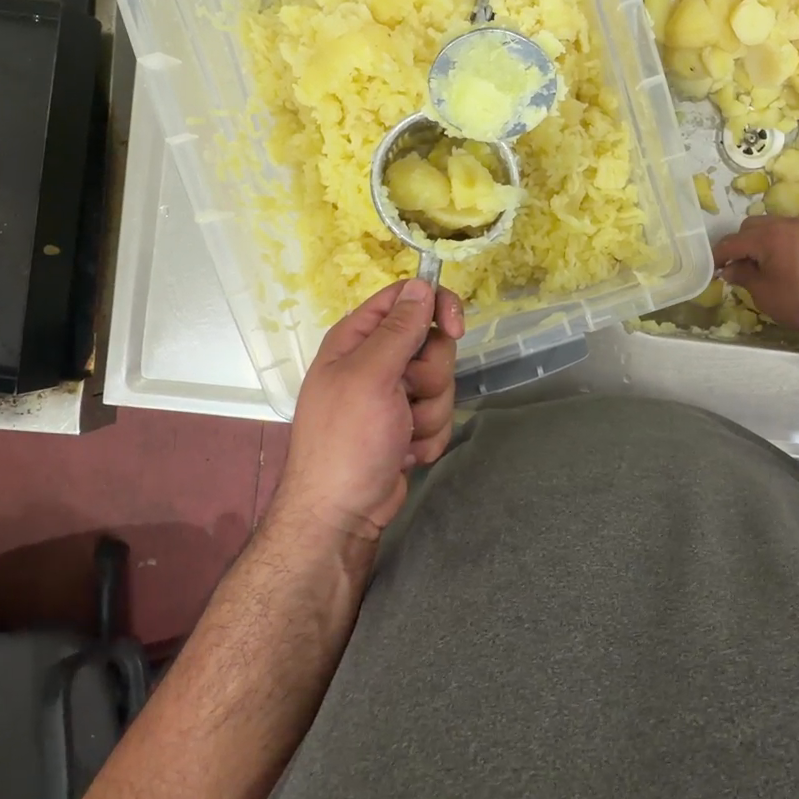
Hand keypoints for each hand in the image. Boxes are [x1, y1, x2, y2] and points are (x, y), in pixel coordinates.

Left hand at [278, 279, 464, 541]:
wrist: (342, 514)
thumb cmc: (347, 440)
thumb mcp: (371, 376)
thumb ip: (399, 329)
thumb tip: (422, 284)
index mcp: (357, 338)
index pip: (407, 298)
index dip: (436, 307)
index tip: (456, 328)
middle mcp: (375, 362)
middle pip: (434, 344)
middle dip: (431, 376)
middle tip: (405, 397)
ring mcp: (393, 396)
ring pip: (442, 384)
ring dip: (429, 413)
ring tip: (400, 434)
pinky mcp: (408, 426)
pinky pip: (440, 416)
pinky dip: (427, 438)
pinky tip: (404, 454)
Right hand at [713, 216, 798, 338]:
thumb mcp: (765, 294)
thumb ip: (744, 276)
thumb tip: (730, 268)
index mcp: (768, 236)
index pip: (733, 241)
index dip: (719, 255)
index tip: (713, 268)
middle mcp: (787, 224)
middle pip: (753, 226)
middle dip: (740, 244)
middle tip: (739, 267)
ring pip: (775, 226)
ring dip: (763, 242)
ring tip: (765, 266)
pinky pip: (795, 233)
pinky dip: (784, 244)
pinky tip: (790, 265)